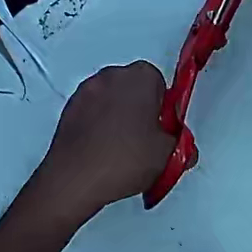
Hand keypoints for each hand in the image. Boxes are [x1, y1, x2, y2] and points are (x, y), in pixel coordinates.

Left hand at [22, 62, 175, 225]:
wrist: (77, 176)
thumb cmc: (123, 158)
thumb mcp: (169, 155)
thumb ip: (180, 143)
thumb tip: (181, 147)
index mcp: (140, 77)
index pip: (159, 82)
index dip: (162, 106)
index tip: (162, 128)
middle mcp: (111, 75)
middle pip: (133, 87)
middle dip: (140, 108)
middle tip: (146, 139)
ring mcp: (87, 90)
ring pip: (111, 99)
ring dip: (117, 116)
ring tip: (123, 149)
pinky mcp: (70, 107)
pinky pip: (91, 111)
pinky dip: (98, 124)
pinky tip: (103, 150)